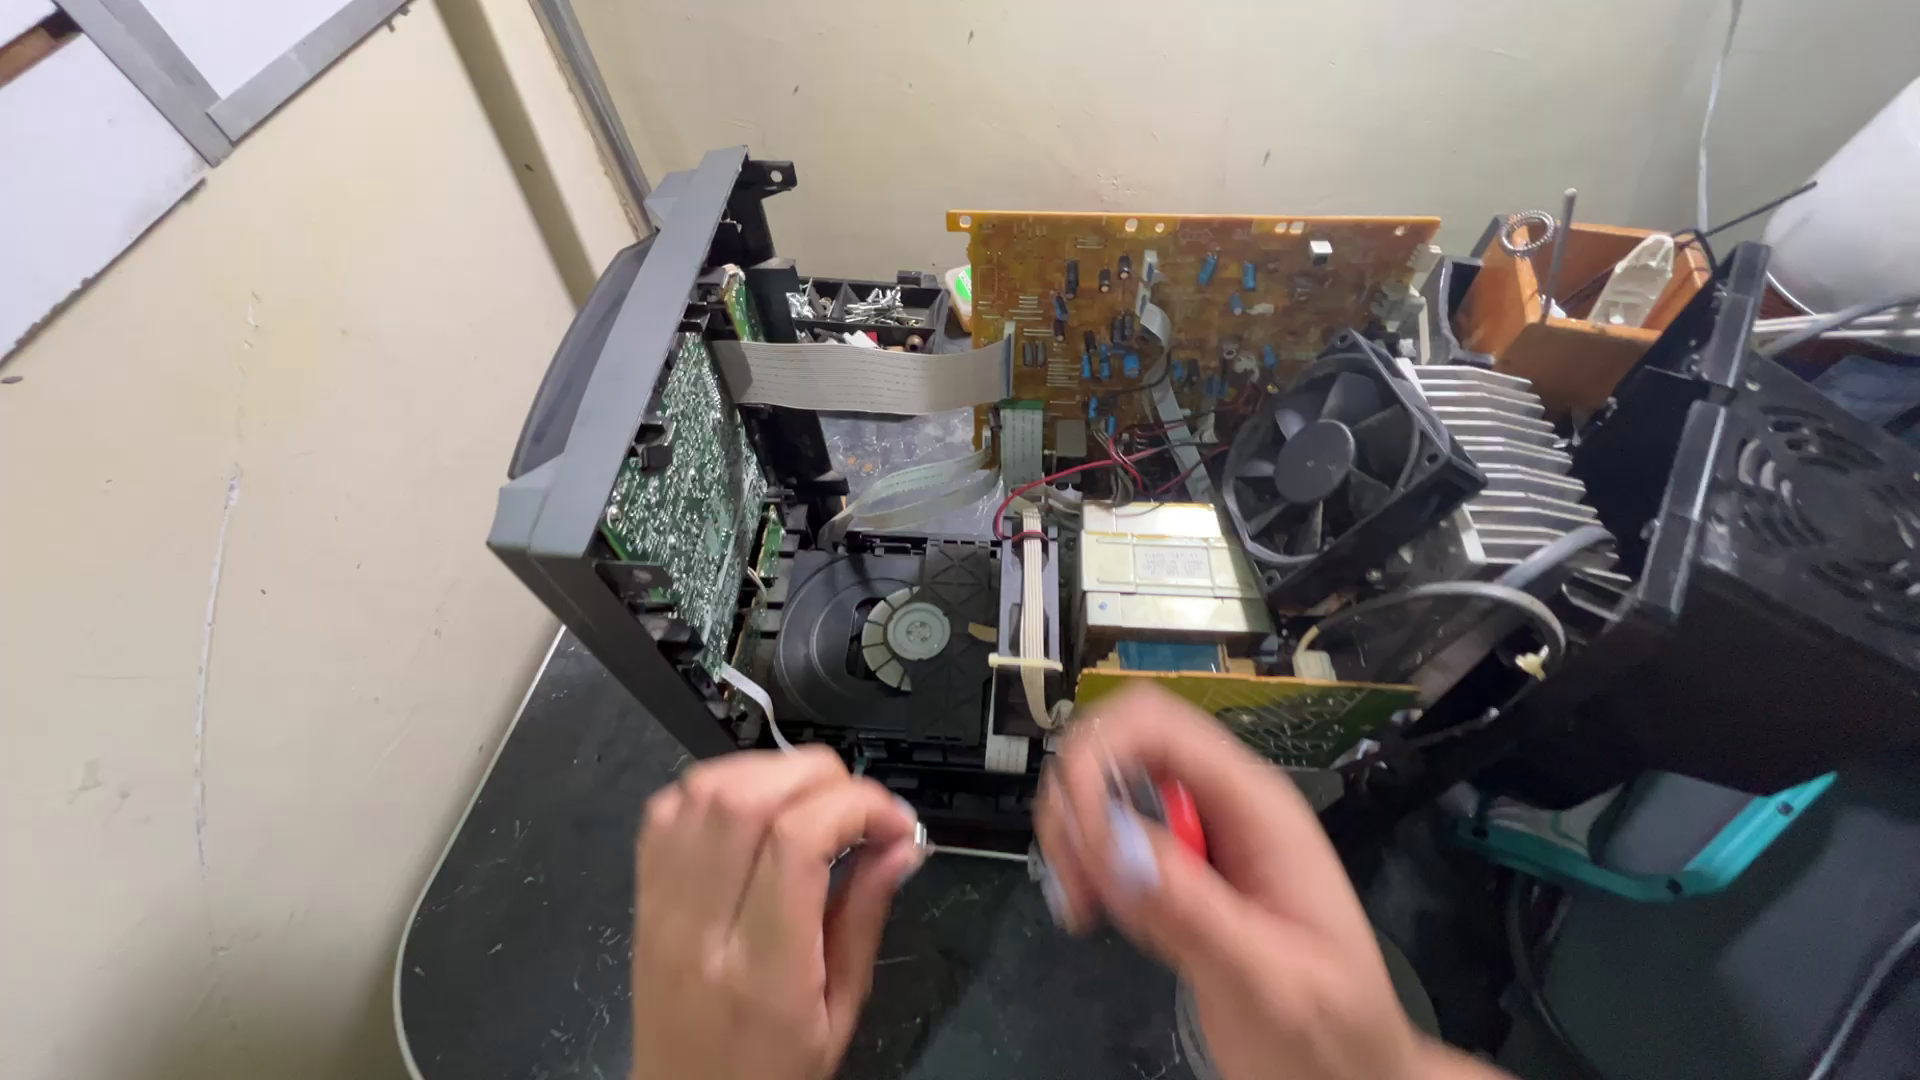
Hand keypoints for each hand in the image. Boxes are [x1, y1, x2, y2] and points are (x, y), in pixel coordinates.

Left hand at [631, 747, 925, 1079]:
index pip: (798, 842)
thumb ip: (867, 916)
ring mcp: (661, 904)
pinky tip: (756, 805)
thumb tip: (904, 842)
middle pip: (748, 800)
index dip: (857, 806)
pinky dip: (721, 784)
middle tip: (855, 804)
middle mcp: (700, 926)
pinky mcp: (642, 891)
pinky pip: (670, 805)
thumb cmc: (773, 1069)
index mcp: (761, 969)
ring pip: (706, 790)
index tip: (895, 821)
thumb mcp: (841, 1011)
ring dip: (771, 771)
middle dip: (818, 775)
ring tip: (810, 798)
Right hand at [1034, 684, 1501, 1079]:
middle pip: (1121, 740)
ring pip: (1103, 782)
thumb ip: (1194, 912)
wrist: (1349, 1073)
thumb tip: (1110, 843)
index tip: (1078, 831)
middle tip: (1073, 875)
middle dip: (1078, 793)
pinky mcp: (1172, 861)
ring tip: (1082, 905)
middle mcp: (1220, 799)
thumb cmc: (1332, 1033)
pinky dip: (1081, 859)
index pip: (1160, 725)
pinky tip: (1095, 911)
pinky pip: (1106, 830)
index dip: (1101, 755)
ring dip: (1073, 832)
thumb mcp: (1272, 982)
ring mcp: (1194, 828)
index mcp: (1257, 804)